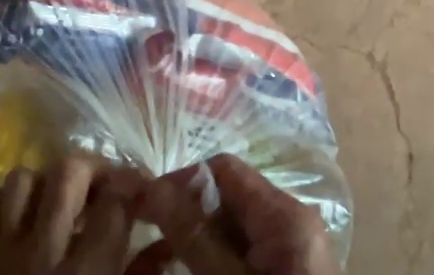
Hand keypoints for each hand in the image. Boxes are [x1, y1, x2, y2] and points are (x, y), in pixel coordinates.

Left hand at [0, 157, 141, 274]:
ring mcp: (1, 250)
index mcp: (86, 274)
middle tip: (106, 186)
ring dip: (45, 183)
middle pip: (67, 173)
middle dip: (93, 171)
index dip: (133, 187)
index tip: (143, 190)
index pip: (114, 203)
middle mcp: (41, 251)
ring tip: (60, 200)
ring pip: (21, 179)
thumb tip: (167, 244)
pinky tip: (19, 216)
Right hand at [127, 154, 336, 274]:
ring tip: (150, 264)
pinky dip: (209, 263)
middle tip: (142, 235)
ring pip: (228, 232)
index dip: (180, 181)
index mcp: (284, 216)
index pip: (222, 170)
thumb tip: (151, 185)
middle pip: (224, 200)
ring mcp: (290, 256)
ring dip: (189, 243)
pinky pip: (240, 258)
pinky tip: (180, 273)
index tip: (143, 207)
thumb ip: (192, 233)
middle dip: (181, 215)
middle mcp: (291, 226)